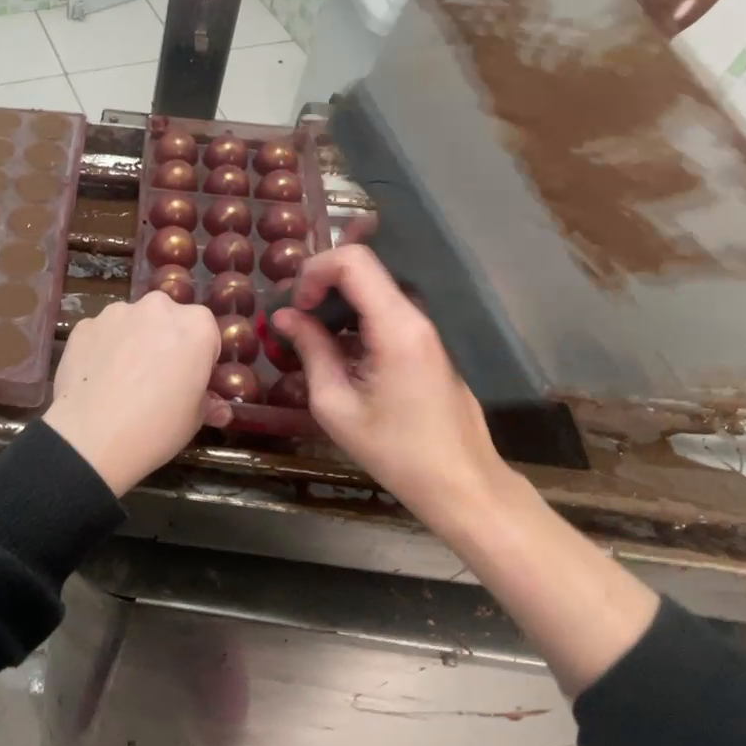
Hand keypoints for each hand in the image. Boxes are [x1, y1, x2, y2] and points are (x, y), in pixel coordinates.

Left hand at [44, 293, 231, 495]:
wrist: (91, 438)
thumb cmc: (156, 428)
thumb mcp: (194, 420)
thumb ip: (208, 402)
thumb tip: (217, 408)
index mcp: (196, 325)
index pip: (206, 333)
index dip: (199, 357)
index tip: (190, 379)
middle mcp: (157, 308)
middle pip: (168, 319)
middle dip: (165, 341)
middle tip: (157, 376)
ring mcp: (116, 313)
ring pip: (132, 322)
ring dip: (133, 341)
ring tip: (122, 378)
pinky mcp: (84, 325)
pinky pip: (101, 333)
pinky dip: (102, 348)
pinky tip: (97, 378)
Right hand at [271, 245, 509, 520]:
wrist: (461, 484)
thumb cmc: (395, 451)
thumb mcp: (336, 406)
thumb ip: (310, 351)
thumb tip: (285, 317)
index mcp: (396, 327)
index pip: (353, 260)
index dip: (313, 272)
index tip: (295, 308)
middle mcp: (415, 317)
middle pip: (361, 271)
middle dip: (318, 287)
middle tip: (290, 322)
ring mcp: (424, 330)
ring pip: (370, 293)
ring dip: (333, 306)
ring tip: (306, 341)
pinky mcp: (425, 345)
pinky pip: (383, 315)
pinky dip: (352, 322)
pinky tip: (335, 358)